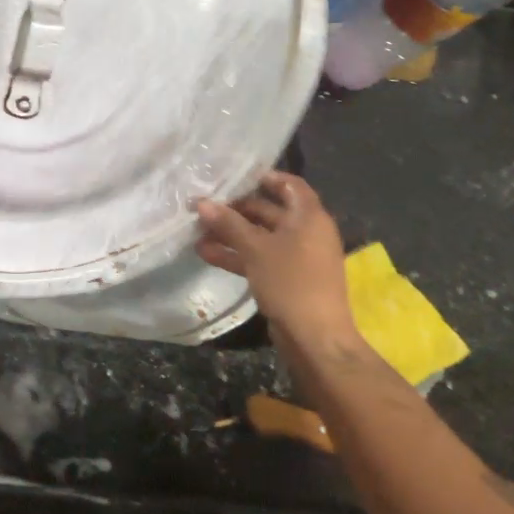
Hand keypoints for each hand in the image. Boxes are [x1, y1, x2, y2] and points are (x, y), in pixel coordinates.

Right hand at [195, 173, 355, 339]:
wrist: (315, 337)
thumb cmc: (290, 282)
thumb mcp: (256, 249)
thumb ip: (229, 224)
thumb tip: (202, 203)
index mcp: (309, 218)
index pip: (290, 185)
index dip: (264, 177)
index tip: (234, 177)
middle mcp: (306, 232)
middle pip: (271, 211)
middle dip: (237, 209)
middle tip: (205, 205)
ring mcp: (297, 257)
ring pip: (261, 236)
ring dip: (232, 233)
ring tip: (198, 230)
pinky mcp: (287, 278)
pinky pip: (260, 257)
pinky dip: (237, 254)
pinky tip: (206, 253)